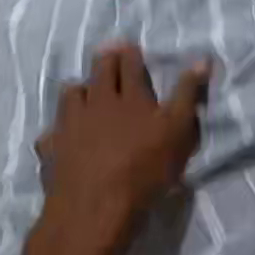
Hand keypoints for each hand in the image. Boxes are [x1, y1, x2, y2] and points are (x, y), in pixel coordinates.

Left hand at [37, 44, 209, 232]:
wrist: (95, 209)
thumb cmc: (145, 168)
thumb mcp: (178, 130)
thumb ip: (188, 94)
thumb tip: (203, 59)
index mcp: (131, 97)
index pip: (129, 65)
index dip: (130, 53)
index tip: (130, 45)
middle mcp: (98, 103)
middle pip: (99, 72)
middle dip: (105, 59)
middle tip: (109, 53)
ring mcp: (71, 125)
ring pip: (70, 94)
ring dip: (80, 88)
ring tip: (85, 89)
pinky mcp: (51, 150)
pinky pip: (51, 132)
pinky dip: (58, 130)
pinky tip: (62, 135)